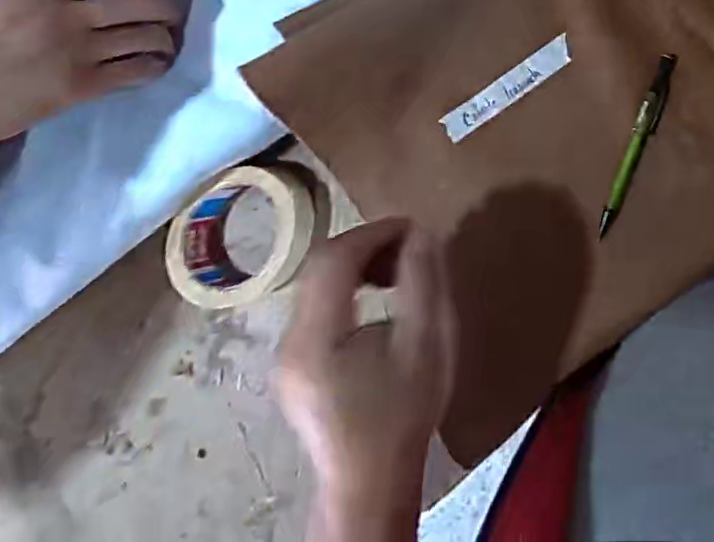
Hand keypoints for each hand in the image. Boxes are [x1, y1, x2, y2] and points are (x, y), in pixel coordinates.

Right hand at [0, 0, 200, 165]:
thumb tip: (85, 4)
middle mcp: (67, 16)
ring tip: (161, 47)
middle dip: (170, 11)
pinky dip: (154, 67)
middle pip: (148, 4)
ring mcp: (76, 52)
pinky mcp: (80, 86)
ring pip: (151, 37)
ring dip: (165, 41)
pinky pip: (139, 71)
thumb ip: (45, 3)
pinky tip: (151, 68)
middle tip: (170, 20)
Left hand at [275, 219, 454, 540]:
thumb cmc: (402, 415)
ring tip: (398, 271)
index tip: (413, 228)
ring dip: (358, 264)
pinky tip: (379, 300)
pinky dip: (349, 287)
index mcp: (315, 336)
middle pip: (320, 266)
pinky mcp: (296, 365)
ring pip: (317, 284)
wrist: (370, 484)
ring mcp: (288, 354)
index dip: (375, 233)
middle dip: (367, 245)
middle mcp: (290, 341)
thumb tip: (420, 233)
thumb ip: (422, 282)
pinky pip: (319, 306)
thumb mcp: (425, 343)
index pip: (335, 258)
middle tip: (409, 248)